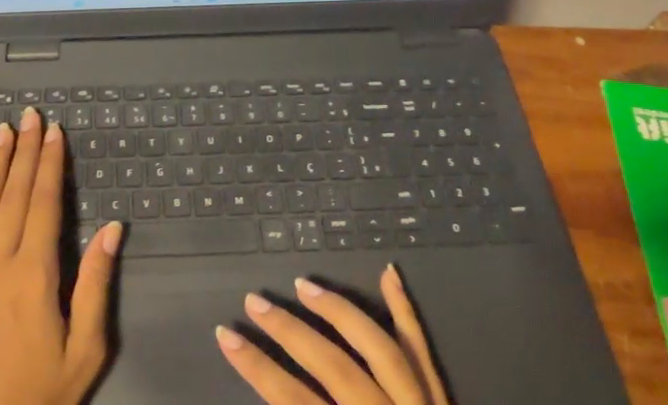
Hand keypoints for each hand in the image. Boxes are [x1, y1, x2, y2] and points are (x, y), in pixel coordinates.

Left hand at [0, 106, 124, 404]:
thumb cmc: (37, 394)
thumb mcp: (84, 350)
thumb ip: (96, 285)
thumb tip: (112, 227)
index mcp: (33, 276)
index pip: (43, 204)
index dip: (49, 164)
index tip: (54, 130)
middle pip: (12, 194)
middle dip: (23, 150)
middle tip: (29, 113)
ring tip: (3, 130)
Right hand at [216, 267, 451, 404]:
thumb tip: (278, 401)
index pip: (293, 402)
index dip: (256, 368)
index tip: (224, 336)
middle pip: (332, 366)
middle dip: (289, 331)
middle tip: (255, 301)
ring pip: (376, 347)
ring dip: (338, 312)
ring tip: (304, 284)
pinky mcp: (443, 404)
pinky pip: (422, 352)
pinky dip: (405, 313)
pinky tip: (389, 275)